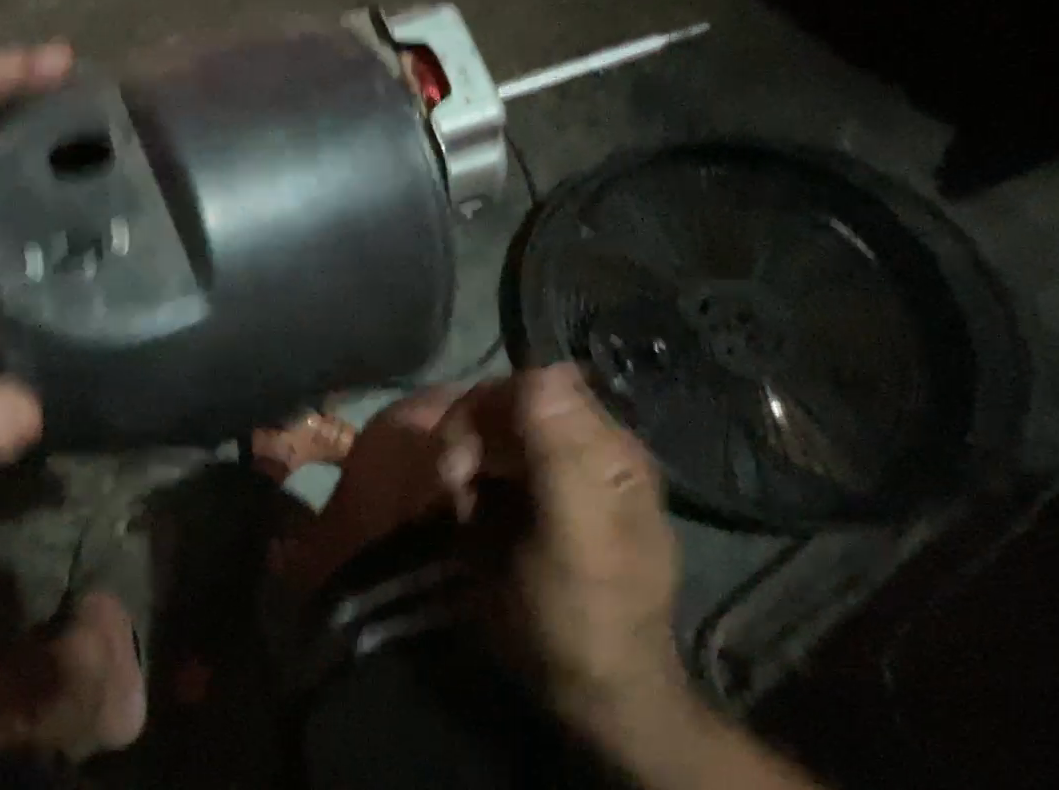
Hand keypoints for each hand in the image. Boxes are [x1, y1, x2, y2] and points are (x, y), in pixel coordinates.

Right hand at [430, 365, 683, 730]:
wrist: (589, 690)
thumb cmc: (585, 616)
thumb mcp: (577, 539)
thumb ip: (563, 455)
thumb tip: (544, 369)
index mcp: (607, 451)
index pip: (537, 384)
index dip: (488, 408)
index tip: (461, 459)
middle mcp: (581, 452)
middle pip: (504, 404)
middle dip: (466, 438)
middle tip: (451, 486)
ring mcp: (551, 477)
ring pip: (486, 433)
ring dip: (459, 464)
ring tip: (456, 508)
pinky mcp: (524, 501)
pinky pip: (481, 466)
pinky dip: (461, 484)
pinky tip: (462, 515)